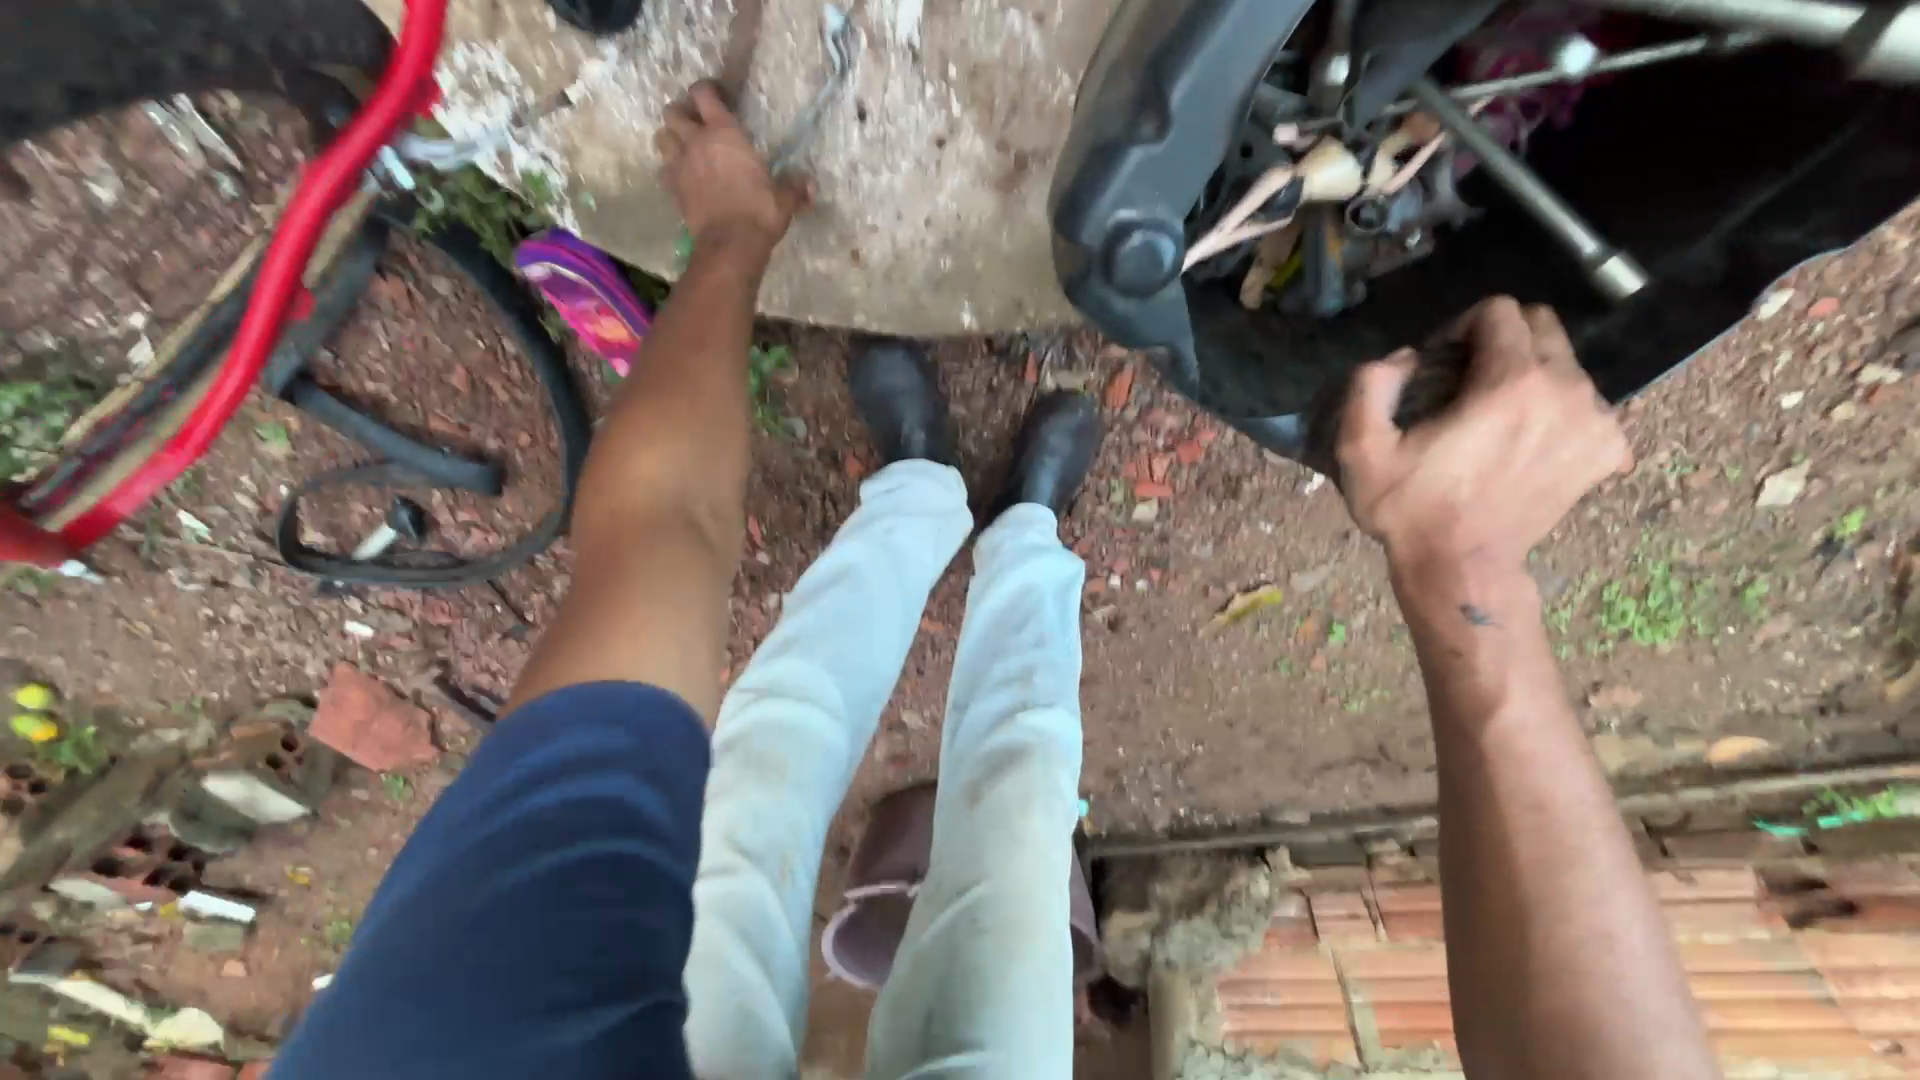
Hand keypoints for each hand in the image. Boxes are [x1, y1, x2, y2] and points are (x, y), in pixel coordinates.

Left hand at [654, 81, 808, 252]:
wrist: (730, 245)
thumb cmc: (759, 213)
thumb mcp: (784, 199)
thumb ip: (794, 186)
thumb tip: (810, 185)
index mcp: (724, 132)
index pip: (703, 93)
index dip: (708, 90)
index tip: (718, 97)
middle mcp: (696, 142)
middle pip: (673, 111)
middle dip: (683, 114)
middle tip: (698, 125)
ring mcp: (680, 165)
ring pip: (661, 137)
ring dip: (671, 139)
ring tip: (686, 149)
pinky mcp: (672, 190)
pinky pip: (663, 170)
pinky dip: (670, 171)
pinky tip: (684, 179)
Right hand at [1337, 297, 1631, 573]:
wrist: (1461, 568)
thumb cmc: (1409, 509)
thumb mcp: (1360, 449)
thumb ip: (1370, 385)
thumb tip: (1405, 358)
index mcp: (1511, 381)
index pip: (1501, 310)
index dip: (1460, 327)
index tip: (1440, 363)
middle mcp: (1568, 390)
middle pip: (1542, 326)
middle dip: (1500, 342)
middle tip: (1465, 384)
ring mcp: (1598, 422)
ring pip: (1566, 365)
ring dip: (1528, 376)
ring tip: (1492, 419)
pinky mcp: (1610, 451)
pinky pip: (1587, 405)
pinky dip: (1556, 412)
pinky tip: (1524, 444)